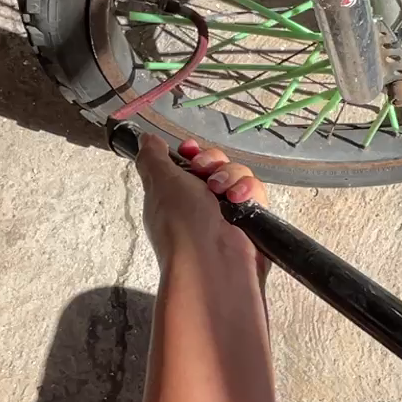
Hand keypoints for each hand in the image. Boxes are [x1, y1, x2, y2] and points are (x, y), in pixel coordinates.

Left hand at [135, 137, 268, 273]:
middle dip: (213, 163)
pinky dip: (249, 191)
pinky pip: (256, 191)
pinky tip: (240, 200)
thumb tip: (145, 139)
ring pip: (238, 174)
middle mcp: (202, 202)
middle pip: (216, 163)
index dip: (193, 153)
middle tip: (207, 178)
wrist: (213, 262)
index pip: (190, 162)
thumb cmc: (181, 224)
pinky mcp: (250, 218)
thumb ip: (152, 157)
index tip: (190, 151)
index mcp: (176, 194)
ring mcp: (227, 211)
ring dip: (232, 177)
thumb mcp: (159, 183)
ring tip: (224, 194)